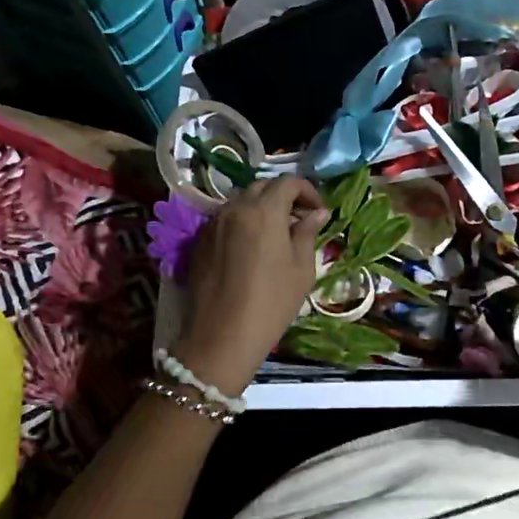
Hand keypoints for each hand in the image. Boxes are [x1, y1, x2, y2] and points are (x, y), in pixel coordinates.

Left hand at [173, 176, 327, 397]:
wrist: (222, 336)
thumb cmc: (272, 302)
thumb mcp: (302, 269)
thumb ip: (307, 233)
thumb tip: (317, 214)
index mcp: (264, 211)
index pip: (288, 182)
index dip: (308, 191)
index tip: (318, 211)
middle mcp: (235, 208)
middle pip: (262, 187)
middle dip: (284, 197)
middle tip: (300, 220)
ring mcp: (213, 223)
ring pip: (241, 202)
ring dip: (262, 209)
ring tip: (277, 235)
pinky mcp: (199, 241)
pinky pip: (225, 220)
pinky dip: (243, 223)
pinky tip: (252, 248)